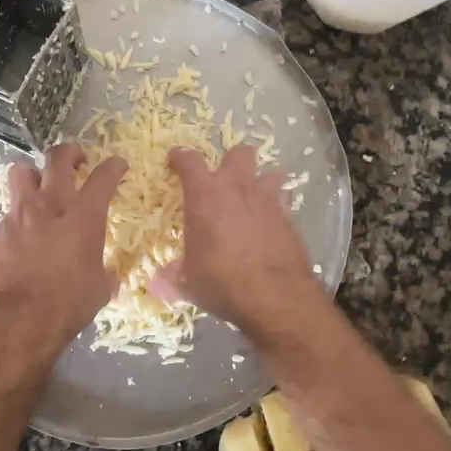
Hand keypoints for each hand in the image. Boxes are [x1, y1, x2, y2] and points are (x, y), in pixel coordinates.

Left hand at [0, 143, 126, 354]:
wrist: (22, 317)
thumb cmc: (69, 302)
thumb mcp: (100, 287)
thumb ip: (104, 272)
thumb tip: (107, 275)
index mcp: (84, 216)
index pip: (103, 177)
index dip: (114, 166)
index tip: (118, 165)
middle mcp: (51, 204)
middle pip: (58, 158)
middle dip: (70, 153)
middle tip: (77, 161)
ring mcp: (21, 213)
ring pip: (23, 171)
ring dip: (35, 173)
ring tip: (41, 185)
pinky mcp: (0, 229)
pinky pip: (11, 208)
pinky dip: (20, 212)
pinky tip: (25, 230)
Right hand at [159, 145, 325, 336]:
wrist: (275, 296)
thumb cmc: (222, 282)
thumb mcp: (190, 281)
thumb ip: (177, 274)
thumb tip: (160, 281)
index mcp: (205, 196)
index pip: (190, 161)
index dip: (181, 157)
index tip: (176, 159)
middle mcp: (237, 189)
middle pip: (239, 153)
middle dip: (231, 162)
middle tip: (224, 181)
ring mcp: (268, 201)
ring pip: (270, 173)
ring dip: (261, 182)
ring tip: (253, 201)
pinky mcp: (289, 219)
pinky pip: (282, 203)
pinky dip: (274, 211)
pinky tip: (269, 228)